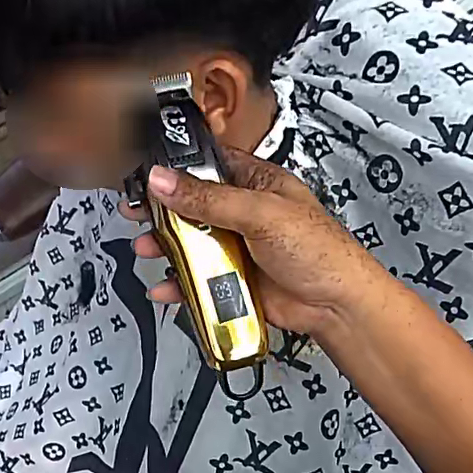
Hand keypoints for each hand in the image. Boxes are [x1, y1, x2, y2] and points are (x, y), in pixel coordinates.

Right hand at [123, 153, 397, 341]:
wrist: (336, 306)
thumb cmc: (321, 252)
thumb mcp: (261, 214)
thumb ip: (210, 199)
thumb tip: (167, 181)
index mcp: (256, 184)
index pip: (210, 166)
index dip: (179, 168)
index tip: (148, 174)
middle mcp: (244, 214)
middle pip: (193, 207)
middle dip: (163, 211)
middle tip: (137, 212)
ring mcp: (238, 248)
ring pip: (192, 245)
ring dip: (166, 249)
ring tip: (147, 249)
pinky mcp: (235, 280)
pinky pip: (199, 279)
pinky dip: (180, 284)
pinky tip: (167, 286)